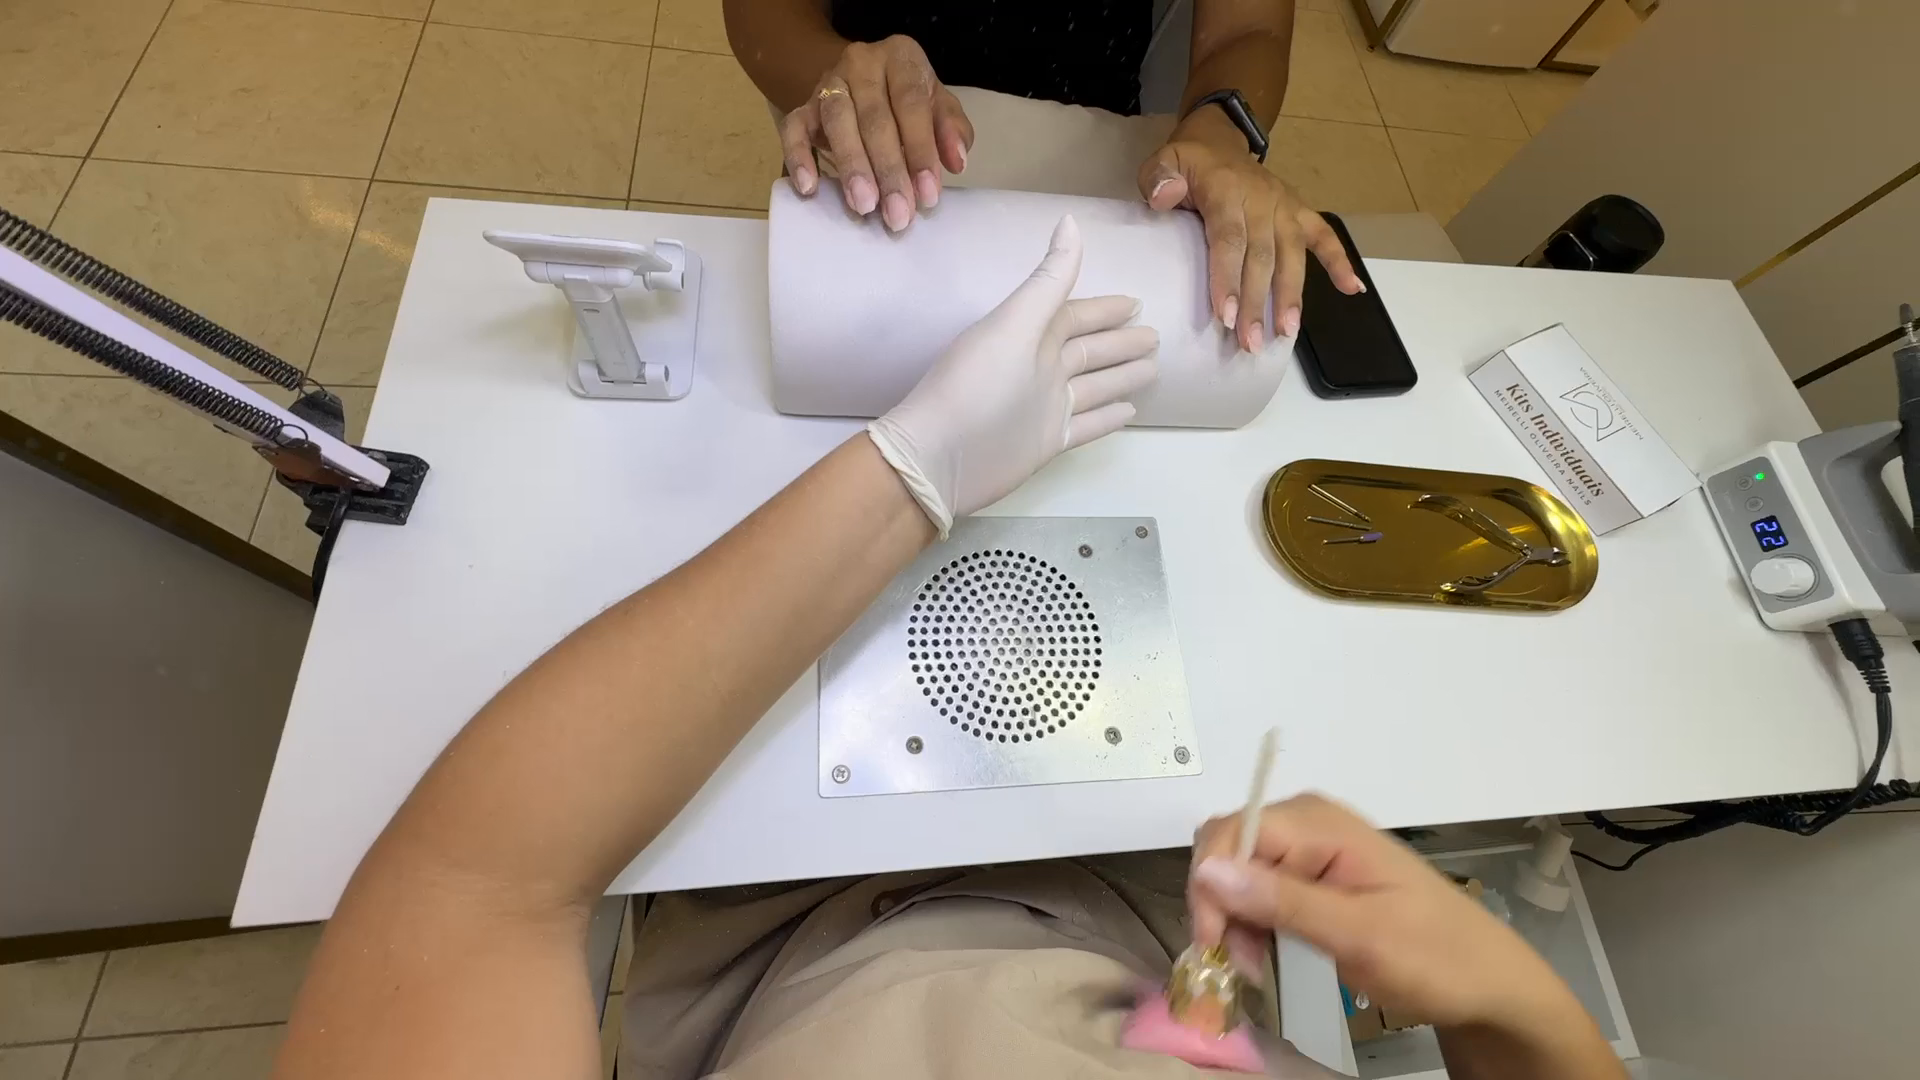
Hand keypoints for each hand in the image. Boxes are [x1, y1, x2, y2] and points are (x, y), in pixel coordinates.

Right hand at [780, 35, 973, 232]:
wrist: (861, 85)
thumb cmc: (907, 105)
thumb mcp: (938, 108)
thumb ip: (951, 130)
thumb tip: (957, 161)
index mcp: (901, 59)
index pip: (911, 103)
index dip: (920, 151)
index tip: (928, 195)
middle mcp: (862, 64)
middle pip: (874, 118)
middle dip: (888, 171)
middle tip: (898, 215)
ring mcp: (828, 84)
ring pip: (837, 122)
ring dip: (851, 167)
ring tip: (864, 206)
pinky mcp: (803, 108)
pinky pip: (794, 129)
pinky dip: (799, 156)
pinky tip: (809, 187)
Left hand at [867, 216, 1157, 535]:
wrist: (940, 458)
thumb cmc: (976, 386)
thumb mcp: (1014, 325)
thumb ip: (1049, 280)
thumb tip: (1070, 220)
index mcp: (1030, 337)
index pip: (1075, 316)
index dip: (1105, 310)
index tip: (1138, 303)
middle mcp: (1040, 370)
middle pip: (1089, 351)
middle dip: (1120, 343)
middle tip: (1156, 337)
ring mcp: (1044, 408)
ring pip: (1094, 388)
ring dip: (1121, 377)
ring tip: (1153, 369)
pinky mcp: (1047, 443)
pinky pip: (1086, 425)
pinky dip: (1107, 418)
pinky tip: (1131, 411)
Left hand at [1139, 113, 1364, 352]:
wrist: (1218, 141)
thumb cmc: (1187, 166)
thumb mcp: (1163, 163)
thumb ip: (1159, 177)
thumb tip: (1164, 196)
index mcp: (1228, 192)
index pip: (1229, 239)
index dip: (1227, 279)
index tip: (1225, 317)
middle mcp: (1263, 200)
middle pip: (1262, 257)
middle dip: (1256, 303)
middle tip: (1251, 342)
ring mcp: (1285, 207)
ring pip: (1291, 256)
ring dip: (1290, 296)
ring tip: (1286, 334)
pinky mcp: (1299, 213)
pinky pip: (1325, 237)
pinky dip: (1340, 262)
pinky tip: (1352, 290)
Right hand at [1187, 794, 1570, 1031]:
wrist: (1492, 985)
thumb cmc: (1436, 957)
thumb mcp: (1360, 935)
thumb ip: (1282, 901)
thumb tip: (1208, 871)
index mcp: (1316, 822)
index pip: (1233, 831)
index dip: (1210, 882)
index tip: (1213, 943)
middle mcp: (1304, 821)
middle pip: (1228, 846)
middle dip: (1219, 902)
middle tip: (1237, 962)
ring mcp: (1307, 845)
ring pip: (1236, 867)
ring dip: (1232, 916)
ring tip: (1253, 964)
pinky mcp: (1309, 870)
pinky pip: (1256, 883)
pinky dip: (1249, 918)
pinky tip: (1261, 950)